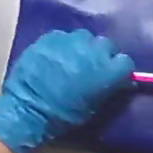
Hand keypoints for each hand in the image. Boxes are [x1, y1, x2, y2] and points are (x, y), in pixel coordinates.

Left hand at [0, 30, 134, 152]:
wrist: (27, 109)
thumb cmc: (63, 116)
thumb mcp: (93, 108)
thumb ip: (107, 90)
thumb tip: (118, 83)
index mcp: (106, 70)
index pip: (125, 62)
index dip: (120, 70)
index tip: (114, 76)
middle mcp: (92, 50)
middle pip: (106, 45)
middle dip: (102, 55)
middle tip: (93, 67)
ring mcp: (70, 40)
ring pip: (85, 37)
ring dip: (83, 47)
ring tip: (74, 59)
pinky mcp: (51, 37)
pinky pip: (64, 37)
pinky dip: (64, 46)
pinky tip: (56, 57)